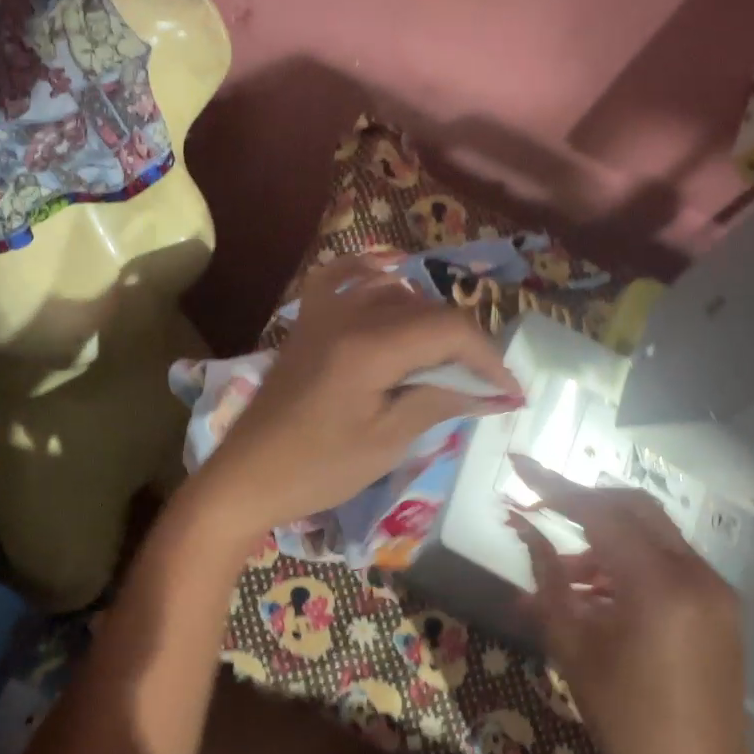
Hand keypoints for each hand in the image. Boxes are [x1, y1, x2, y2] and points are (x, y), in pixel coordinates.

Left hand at [192, 259, 519, 537]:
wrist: (247, 478)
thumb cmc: (317, 469)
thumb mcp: (385, 442)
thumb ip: (436, 401)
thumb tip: (486, 388)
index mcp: (369, 346)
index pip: (449, 330)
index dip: (487, 357)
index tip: (507, 391)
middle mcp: (347, 316)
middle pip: (425, 308)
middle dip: (462, 342)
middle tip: (480, 382)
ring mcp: (320, 316)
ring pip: (390, 292)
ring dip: (425, 317)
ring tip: (443, 357)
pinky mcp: (304, 326)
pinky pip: (339, 279)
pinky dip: (368, 276)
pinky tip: (387, 283)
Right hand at [507, 458, 748, 753]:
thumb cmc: (626, 714)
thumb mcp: (572, 645)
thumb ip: (547, 580)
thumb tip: (523, 530)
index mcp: (658, 582)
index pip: (599, 512)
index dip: (554, 487)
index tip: (518, 466)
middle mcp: (696, 573)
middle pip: (634, 509)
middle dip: (584, 503)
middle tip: (540, 511)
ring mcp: (715, 590)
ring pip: (652, 536)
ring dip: (605, 539)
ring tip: (560, 576)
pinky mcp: (721, 609)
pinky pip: (669, 565)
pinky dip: (629, 565)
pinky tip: (596, 597)